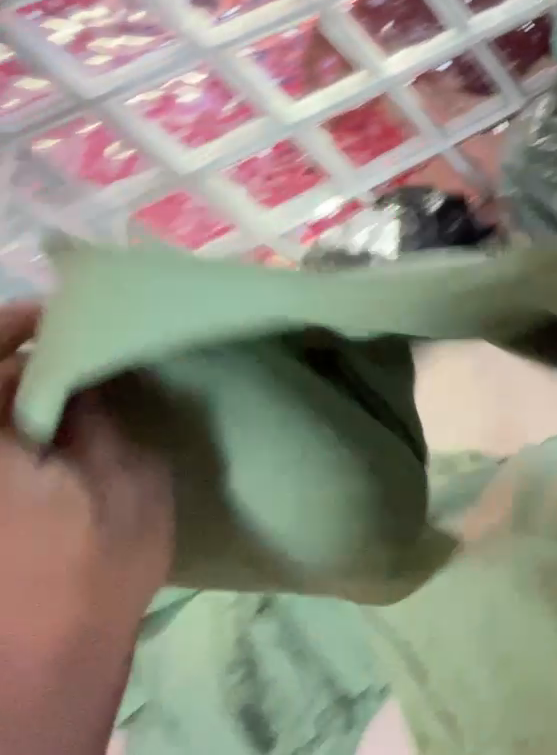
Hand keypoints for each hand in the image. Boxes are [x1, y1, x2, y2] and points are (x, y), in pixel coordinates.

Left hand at [0, 302, 172, 748]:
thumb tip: (94, 368)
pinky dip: (10, 428)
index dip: (17, 323)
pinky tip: (52, 430)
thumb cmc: (92, 569)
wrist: (34, 668)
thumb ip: (104, 419)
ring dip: (14, 394)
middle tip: (80, 343)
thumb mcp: (126, 482)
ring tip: (73, 383)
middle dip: (17, 357)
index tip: (70, 309)